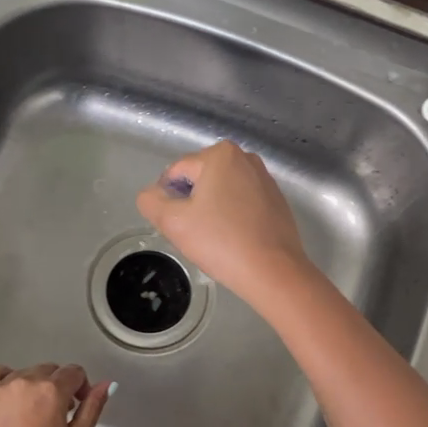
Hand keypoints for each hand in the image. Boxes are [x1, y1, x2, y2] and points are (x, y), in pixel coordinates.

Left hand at [0, 363, 110, 426]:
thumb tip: (106, 384)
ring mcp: (0, 385)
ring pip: (24, 372)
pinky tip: (6, 396)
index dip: (81, 387)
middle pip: (49, 370)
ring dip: (33, 385)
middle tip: (54, 415)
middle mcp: (27, 380)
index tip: (77, 406)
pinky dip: (5, 378)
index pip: (74, 372)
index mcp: (53, 392)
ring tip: (29, 412)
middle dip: (57, 387)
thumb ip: (91, 412)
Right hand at [135, 140, 314, 304]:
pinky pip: (242, 204)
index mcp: (219, 155)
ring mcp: (265, 179)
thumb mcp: (173, 222)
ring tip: (216, 240)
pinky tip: (235, 241)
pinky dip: (233, 219)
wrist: (273, 271)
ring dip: (212, 212)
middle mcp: (245, 158)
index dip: (168, 200)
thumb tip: (151, 194)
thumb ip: (151, 201)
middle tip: (196, 235)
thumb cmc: (221, 242)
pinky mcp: (276, 200)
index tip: (178, 226)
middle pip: (200, 181)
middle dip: (192, 204)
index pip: (175, 173)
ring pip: (221, 193)